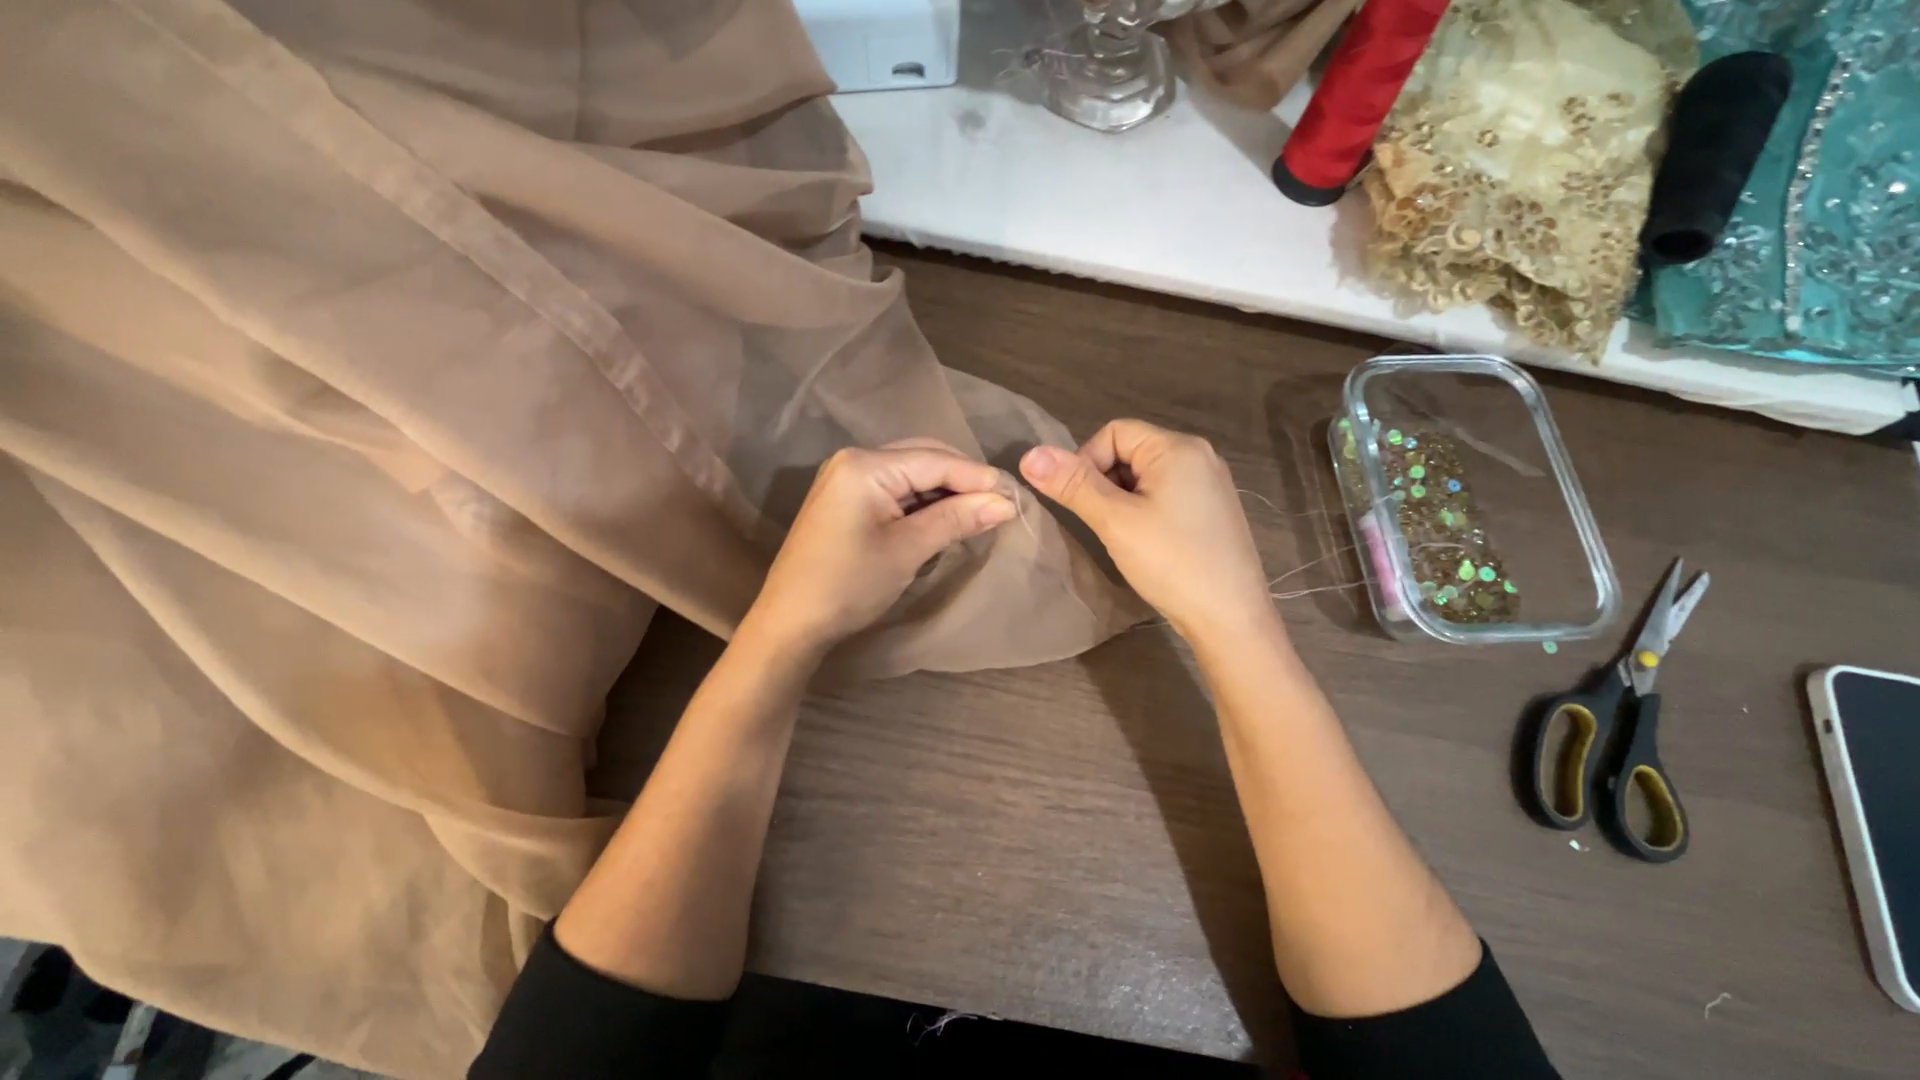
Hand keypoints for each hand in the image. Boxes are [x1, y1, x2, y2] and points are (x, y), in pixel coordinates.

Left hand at [742, 439, 1015, 655]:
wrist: (791, 621)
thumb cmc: (849, 585)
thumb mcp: (908, 550)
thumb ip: (956, 519)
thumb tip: (1006, 503)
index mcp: (865, 465)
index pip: (935, 460)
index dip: (978, 477)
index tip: (1016, 496)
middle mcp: (853, 459)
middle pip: (923, 457)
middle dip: (962, 478)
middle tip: (1000, 503)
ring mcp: (845, 477)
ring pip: (909, 471)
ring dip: (943, 489)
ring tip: (979, 511)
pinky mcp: (843, 497)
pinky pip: (893, 486)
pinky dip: (921, 499)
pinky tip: (944, 516)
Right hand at [1020, 420, 1273, 641]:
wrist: (1230, 618)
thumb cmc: (1171, 563)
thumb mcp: (1115, 521)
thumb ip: (1073, 484)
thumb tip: (1029, 454)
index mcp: (1178, 447)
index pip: (1114, 432)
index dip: (1087, 462)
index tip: (1083, 504)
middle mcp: (1200, 456)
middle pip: (1131, 452)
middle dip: (1106, 483)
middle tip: (1104, 524)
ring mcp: (1211, 484)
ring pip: (1147, 477)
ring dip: (1124, 500)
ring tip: (1124, 537)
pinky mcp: (1214, 511)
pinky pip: (1167, 495)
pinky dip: (1146, 512)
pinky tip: (1147, 545)